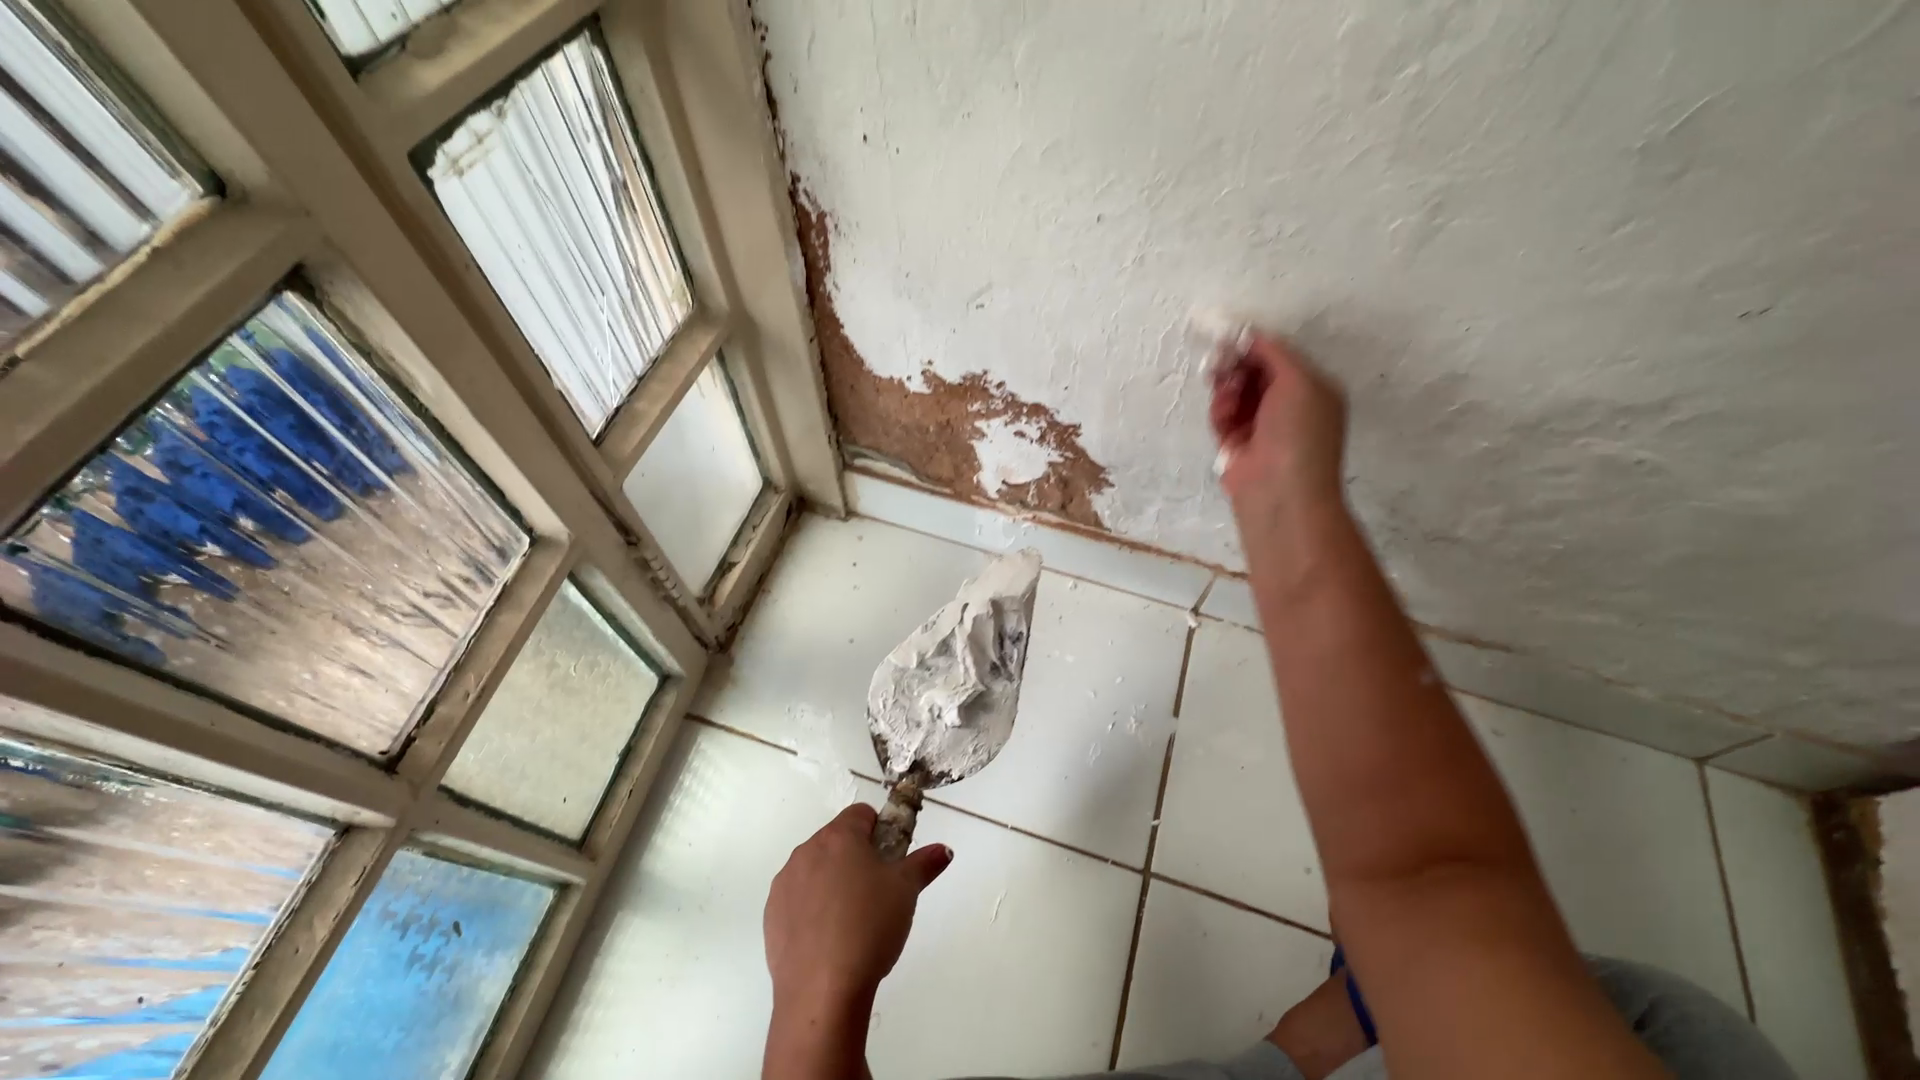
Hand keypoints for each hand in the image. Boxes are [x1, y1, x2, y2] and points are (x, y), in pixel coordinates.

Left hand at [765, 803, 953, 1006]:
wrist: (822, 988)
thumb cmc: (870, 927)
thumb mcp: (906, 892)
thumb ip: (924, 864)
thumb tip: (943, 850)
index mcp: (839, 838)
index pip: (861, 814)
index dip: (880, 831)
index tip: (892, 860)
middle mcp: (806, 852)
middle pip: (836, 841)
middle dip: (857, 858)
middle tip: (878, 893)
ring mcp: (785, 884)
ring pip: (815, 870)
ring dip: (833, 882)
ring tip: (853, 921)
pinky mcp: (771, 915)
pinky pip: (797, 900)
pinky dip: (812, 909)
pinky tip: (828, 939)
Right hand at [1209, 333, 1348, 532]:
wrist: (1279, 490)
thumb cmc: (1298, 432)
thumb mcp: (1298, 380)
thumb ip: (1274, 352)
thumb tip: (1251, 336)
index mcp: (1312, 389)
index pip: (1278, 357)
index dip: (1254, 345)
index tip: (1229, 336)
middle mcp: (1288, 405)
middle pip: (1253, 372)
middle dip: (1235, 365)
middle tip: (1219, 362)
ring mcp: (1261, 425)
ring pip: (1234, 391)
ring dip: (1226, 388)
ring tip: (1226, 396)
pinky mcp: (1236, 443)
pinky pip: (1222, 415)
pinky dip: (1220, 411)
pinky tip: (1223, 416)